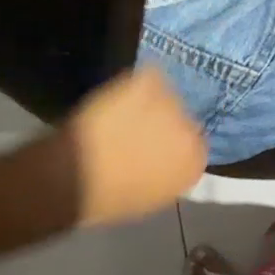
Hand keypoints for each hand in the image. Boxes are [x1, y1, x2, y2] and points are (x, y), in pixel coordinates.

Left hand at [61, 68, 206, 227]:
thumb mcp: (152, 197)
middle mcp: (191, 131)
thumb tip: (165, 160)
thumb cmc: (111, 198)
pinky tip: (117, 97)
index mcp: (194, 162)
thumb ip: (169, 174)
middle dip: (163, 120)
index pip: (193, 143)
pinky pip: (147, 76)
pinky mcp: (148, 82)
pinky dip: (133, 84)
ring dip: (148, 101)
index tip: (153, 144)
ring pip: (164, 94)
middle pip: (181, 115)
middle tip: (137, 126)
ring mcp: (170, 103)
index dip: (171, 141)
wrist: (80, 175)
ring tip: (123, 112)